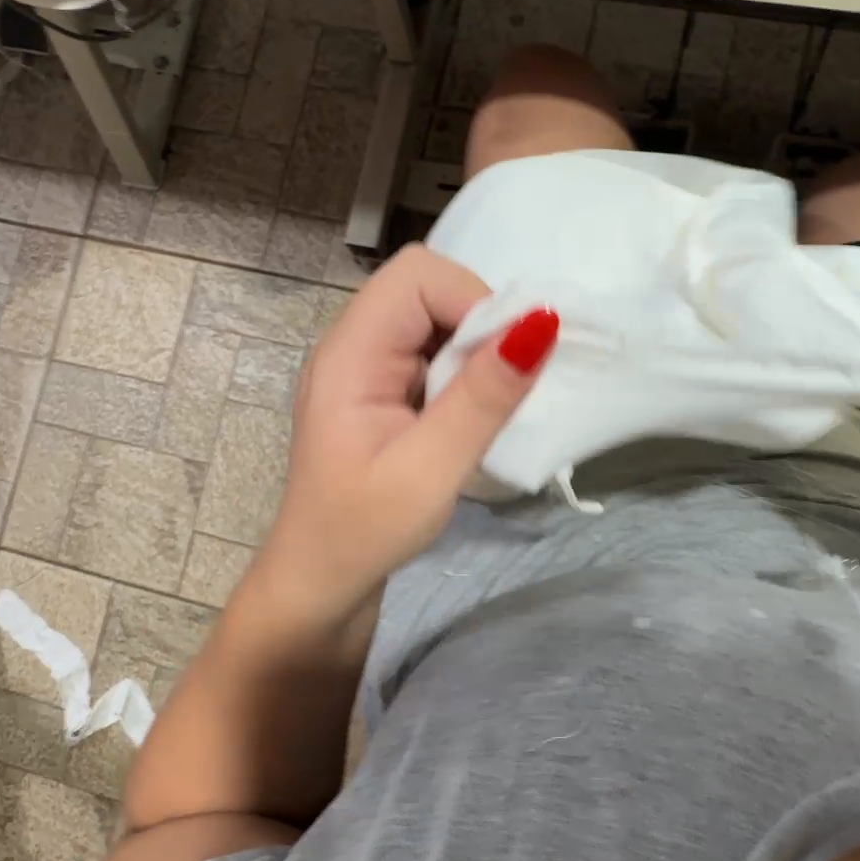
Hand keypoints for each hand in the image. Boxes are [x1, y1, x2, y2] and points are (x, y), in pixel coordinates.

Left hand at [240, 245, 557, 623]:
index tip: (508, 360)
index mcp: (349, 353)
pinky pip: (428, 354)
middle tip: (499, 388)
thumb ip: (482, 397)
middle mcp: (351, 346)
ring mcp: (363, 369)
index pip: (417, 276)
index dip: (473, 299)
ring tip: (481, 409)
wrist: (318, 584)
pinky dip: (460, 372)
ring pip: (432, 320)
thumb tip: (541, 322)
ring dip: (472, 352)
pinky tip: (466, 417)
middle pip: (425, 289)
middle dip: (477, 325)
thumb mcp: (430, 470)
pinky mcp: (379, 393)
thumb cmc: (364, 534)